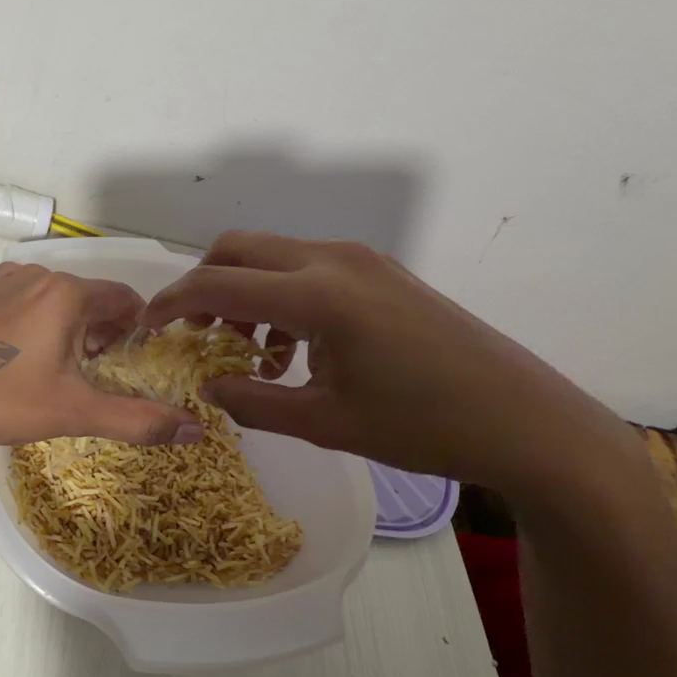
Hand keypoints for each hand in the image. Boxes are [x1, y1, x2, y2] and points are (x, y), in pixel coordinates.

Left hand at [0, 263, 204, 451]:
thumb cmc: (5, 400)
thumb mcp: (77, 412)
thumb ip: (139, 420)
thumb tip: (195, 432)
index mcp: (65, 291)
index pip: (125, 299)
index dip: (139, 331)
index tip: (136, 364)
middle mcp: (38, 274)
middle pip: (93, 297)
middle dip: (105, 333)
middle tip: (98, 375)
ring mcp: (6, 280)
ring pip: (61, 298)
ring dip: (75, 328)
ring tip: (65, 372)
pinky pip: (32, 299)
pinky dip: (44, 321)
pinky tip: (33, 359)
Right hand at [142, 231, 634, 501]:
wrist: (531, 423)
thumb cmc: (426, 428)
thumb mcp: (326, 424)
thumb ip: (253, 401)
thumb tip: (207, 387)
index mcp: (319, 295)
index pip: (217, 283)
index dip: (172, 303)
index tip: (146, 326)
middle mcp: (334, 261)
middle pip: (237, 248)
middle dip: (202, 284)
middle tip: (194, 331)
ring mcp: (362, 260)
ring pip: (271, 253)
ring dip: (243, 289)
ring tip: (249, 348)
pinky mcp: (381, 271)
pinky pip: (306, 265)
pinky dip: (278, 292)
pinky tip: (294, 345)